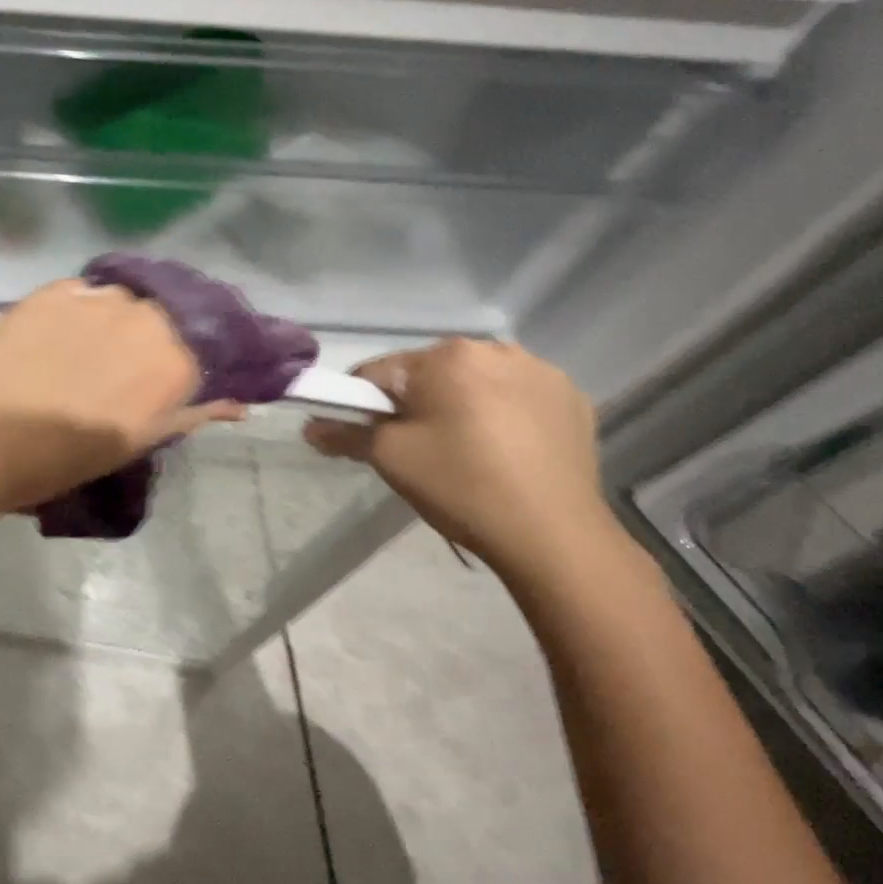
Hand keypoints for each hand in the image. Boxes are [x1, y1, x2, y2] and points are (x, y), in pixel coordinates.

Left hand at [0, 279, 241, 507]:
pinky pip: (79, 292)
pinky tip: (56, 335)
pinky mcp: (54, 290)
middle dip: (147, 335)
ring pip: (120, 299)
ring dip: (111, 318)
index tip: (160, 374)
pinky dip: (76, 309)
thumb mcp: (141, 441)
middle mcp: (146, 318)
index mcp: (176, 361)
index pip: (200, 346)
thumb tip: (237, 404)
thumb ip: (194, 413)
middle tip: (119, 364)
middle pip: (161, 316)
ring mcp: (98, 299)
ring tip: (83, 347)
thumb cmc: (72, 455)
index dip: (179, 359)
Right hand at [303, 339, 614, 570]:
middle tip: (415, 449)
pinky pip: (517, 398)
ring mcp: (541, 371)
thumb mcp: (389, 459)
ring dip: (460, 406)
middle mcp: (495, 349)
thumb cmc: (460, 486)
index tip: (364, 436)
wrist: (552, 534)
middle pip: (430, 373)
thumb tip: (311, 426)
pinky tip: (503, 453)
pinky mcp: (571, 399)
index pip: (379, 371)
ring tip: (463, 452)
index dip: (361, 403)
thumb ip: (346, 433)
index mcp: (446, 357)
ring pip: (475, 383)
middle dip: (415, 403)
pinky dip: (502, 416)